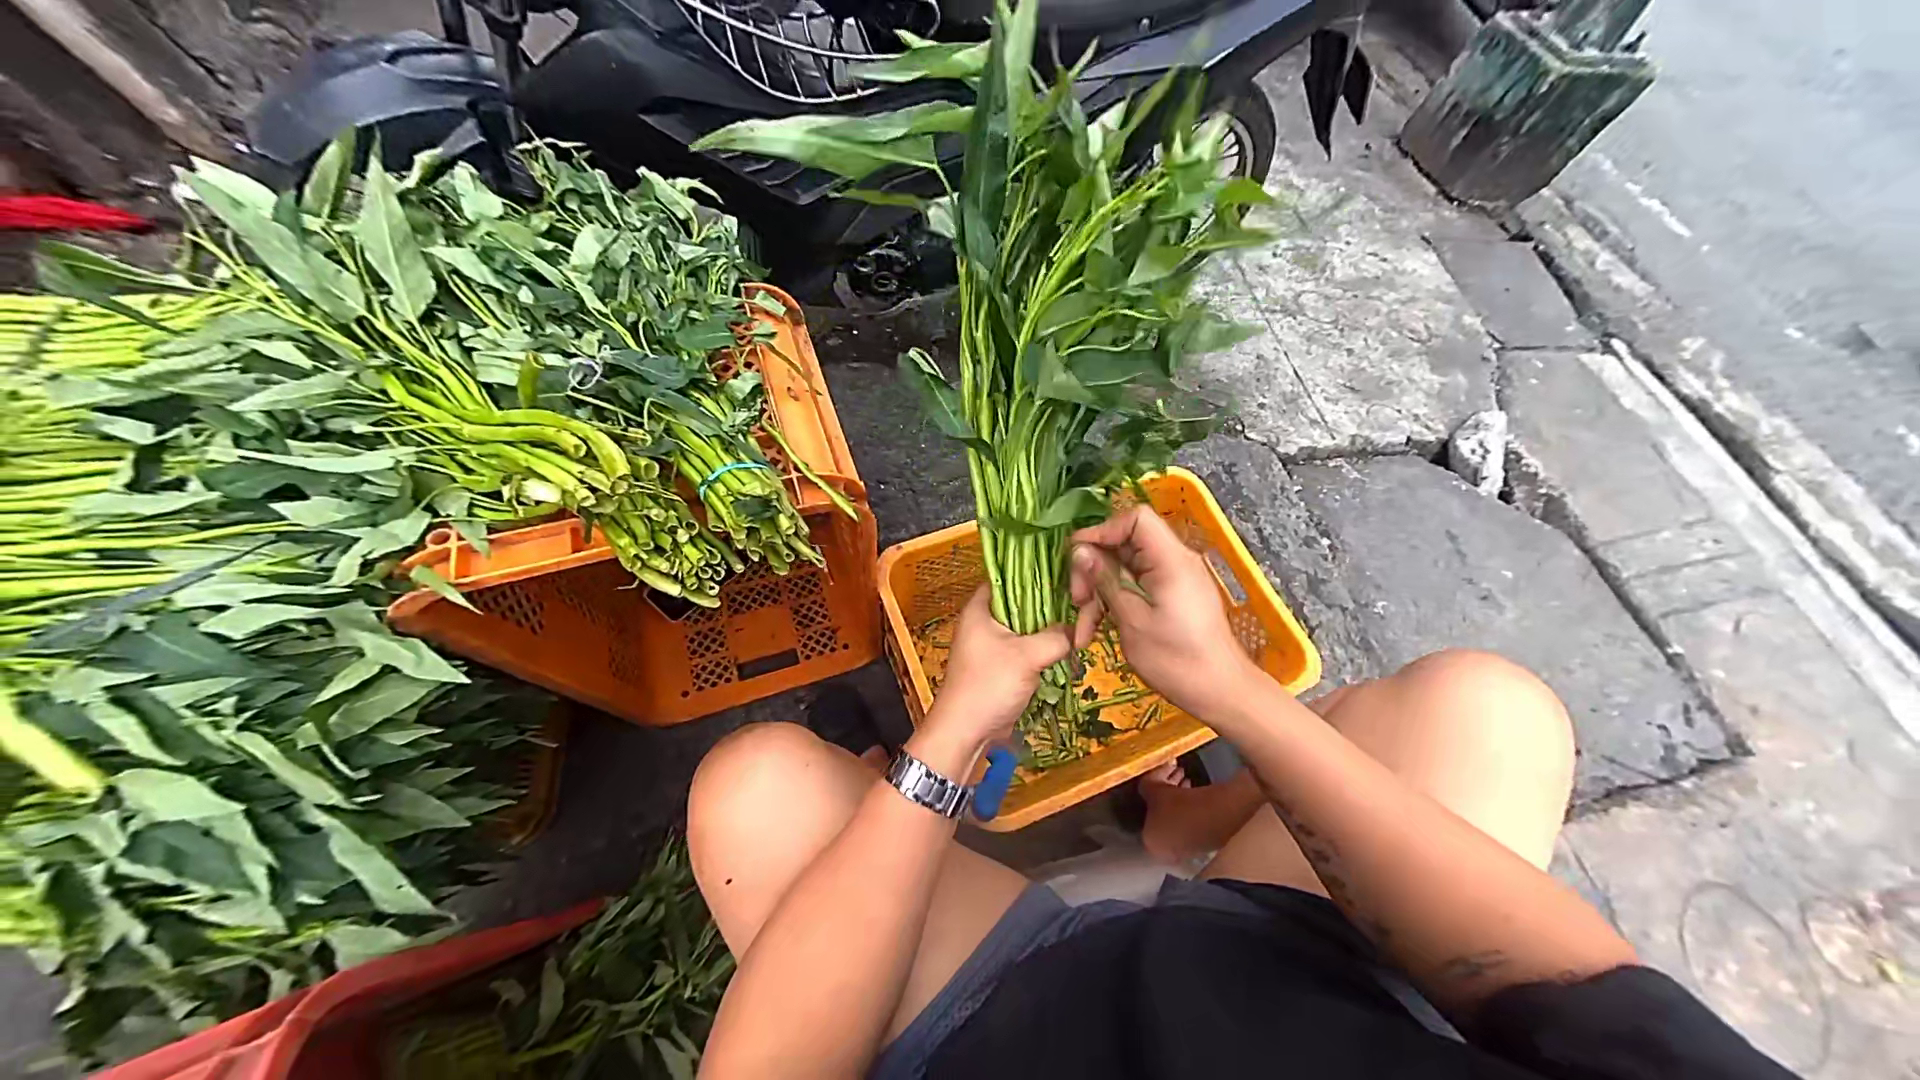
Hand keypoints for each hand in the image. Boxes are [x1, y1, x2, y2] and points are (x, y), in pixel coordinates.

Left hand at [920, 587, 1071, 763]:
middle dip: (1052, 606)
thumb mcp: (1027, 656)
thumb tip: (1077, 629)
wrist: (966, 732)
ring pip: (1029, 626)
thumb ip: (1056, 637)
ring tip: (1080, 627)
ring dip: (1051, 630)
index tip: (1068, 577)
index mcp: (981, 607)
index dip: (1039, 573)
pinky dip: (1046, 648)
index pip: (1011, 575)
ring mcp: (994, 642)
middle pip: (1025, 601)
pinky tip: (1069, 648)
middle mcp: (986, 620)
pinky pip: (1029, 647)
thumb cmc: (988, 686)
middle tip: (1081, 607)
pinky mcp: (1003, 664)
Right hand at [1068, 505, 1268, 721]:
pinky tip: (1095, 630)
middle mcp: (1173, 560)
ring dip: (1098, 592)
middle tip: (1077, 601)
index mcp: (1170, 559)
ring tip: (1083, 626)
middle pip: (1123, 544)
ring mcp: (1172, 578)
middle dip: (1094, 569)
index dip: (1101, 531)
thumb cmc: (1175, 659)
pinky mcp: (1169, 595)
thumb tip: (1079, 549)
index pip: (1134, 519)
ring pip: (1123, 568)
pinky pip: (1134, 586)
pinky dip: (1114, 603)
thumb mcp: (1131, 619)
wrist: (1219, 692)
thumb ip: (1105, 580)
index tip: (1077, 559)